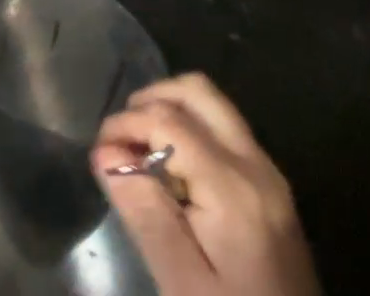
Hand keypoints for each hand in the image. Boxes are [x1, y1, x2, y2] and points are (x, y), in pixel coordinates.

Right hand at [94, 73, 320, 295]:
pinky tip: (171, 170)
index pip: (168, 118)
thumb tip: (104, 151)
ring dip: (169, 110)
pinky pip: (224, 129)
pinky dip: (189, 128)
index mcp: (232, 187)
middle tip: (122, 139)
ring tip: (142, 150)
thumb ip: (143, 210)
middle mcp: (256, 165)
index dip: (125, 123)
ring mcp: (268, 173)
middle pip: (197, 92)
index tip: (100, 152)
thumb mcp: (179, 277)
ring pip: (213, 105)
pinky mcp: (270, 186)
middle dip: (149, 101)